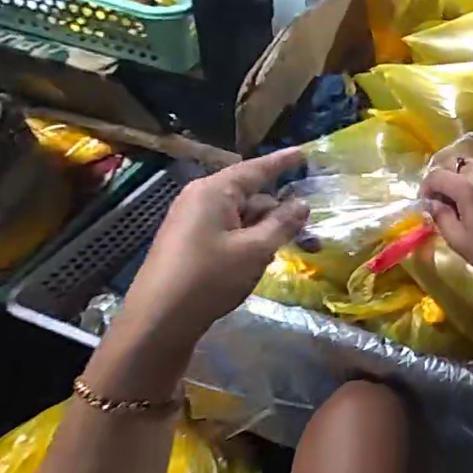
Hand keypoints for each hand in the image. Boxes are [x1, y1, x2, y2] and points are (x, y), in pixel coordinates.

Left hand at [113, 148, 308, 349]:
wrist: (159, 320)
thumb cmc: (208, 278)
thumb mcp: (255, 250)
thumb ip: (282, 223)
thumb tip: (302, 203)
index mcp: (213, 192)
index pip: (255, 169)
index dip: (282, 162)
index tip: (304, 153)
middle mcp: (201, 200)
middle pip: (252, 196)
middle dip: (282, 212)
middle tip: (312, 232)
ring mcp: (194, 222)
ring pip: (243, 218)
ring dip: (269, 231)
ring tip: (295, 250)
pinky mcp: (192, 243)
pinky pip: (230, 232)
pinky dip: (252, 240)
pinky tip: (265, 258)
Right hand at [419, 156, 472, 281]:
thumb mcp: (458, 240)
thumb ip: (441, 217)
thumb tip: (431, 203)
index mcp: (467, 187)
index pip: (436, 175)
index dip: (426, 188)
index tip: (426, 206)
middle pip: (452, 163)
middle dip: (441, 179)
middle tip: (439, 201)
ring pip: (468, 165)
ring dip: (456, 178)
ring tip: (455, 200)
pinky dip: (471, 181)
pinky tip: (472, 202)